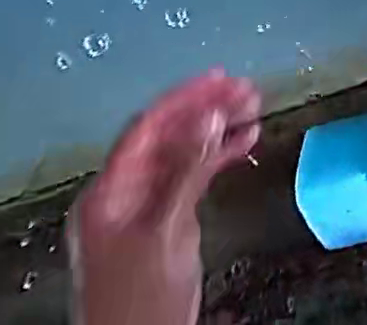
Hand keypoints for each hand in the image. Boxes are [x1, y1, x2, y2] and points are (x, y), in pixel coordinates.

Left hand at [69, 70, 259, 324]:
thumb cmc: (142, 289)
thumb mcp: (166, 227)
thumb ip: (187, 170)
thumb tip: (210, 115)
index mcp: (110, 192)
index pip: (146, 130)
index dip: (182, 99)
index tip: (221, 77)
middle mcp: (127, 190)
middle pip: (168, 135)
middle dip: (206, 108)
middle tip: (248, 89)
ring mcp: (149, 202)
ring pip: (186, 149)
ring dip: (219, 126)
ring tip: (255, 105)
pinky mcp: (171, 213)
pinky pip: (196, 170)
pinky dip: (221, 152)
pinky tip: (249, 139)